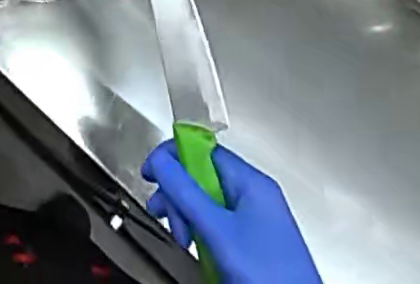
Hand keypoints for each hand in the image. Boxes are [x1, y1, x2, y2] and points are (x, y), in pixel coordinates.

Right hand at [142, 141, 322, 283]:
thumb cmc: (268, 276)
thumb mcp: (217, 229)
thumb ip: (184, 189)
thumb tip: (159, 159)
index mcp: (251, 183)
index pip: (201, 148)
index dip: (172, 156)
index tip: (151, 173)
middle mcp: (254, 196)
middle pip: (200, 175)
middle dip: (176, 193)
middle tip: (163, 212)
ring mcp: (255, 219)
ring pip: (205, 200)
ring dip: (185, 214)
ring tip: (180, 235)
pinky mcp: (252, 240)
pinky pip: (215, 221)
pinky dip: (199, 229)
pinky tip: (195, 244)